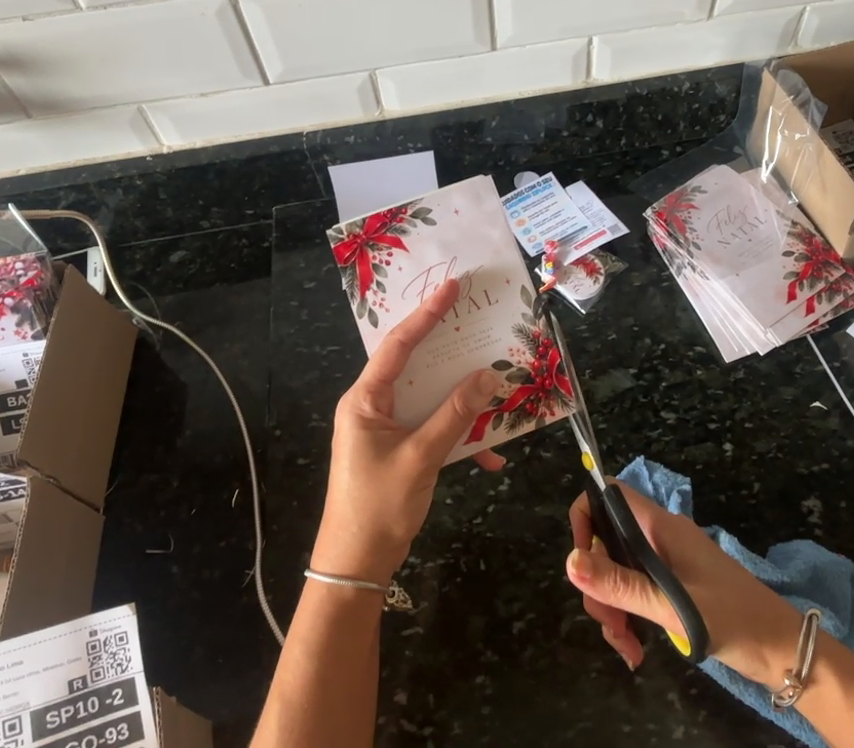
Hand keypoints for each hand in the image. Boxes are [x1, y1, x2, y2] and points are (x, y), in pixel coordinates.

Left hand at [311, 280, 505, 584]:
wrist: (355, 565)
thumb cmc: (379, 506)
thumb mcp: (421, 457)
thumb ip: (455, 415)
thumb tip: (489, 376)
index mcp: (365, 400)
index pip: (397, 345)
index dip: (426, 314)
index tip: (451, 288)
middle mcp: (373, 406)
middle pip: (416, 367)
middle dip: (450, 351)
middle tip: (478, 323)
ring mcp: (385, 429)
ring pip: (430, 399)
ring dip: (462, 400)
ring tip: (497, 387)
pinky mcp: (398, 449)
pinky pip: (433, 430)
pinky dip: (459, 439)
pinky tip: (489, 457)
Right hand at [565, 483, 802, 681]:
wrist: (787, 653)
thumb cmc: (734, 620)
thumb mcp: (672, 606)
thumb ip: (620, 584)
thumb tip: (569, 561)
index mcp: (661, 528)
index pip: (609, 495)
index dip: (585, 519)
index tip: (582, 564)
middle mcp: (660, 539)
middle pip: (607, 542)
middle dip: (598, 583)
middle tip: (610, 624)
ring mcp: (667, 565)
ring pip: (618, 573)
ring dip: (612, 608)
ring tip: (628, 646)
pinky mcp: (674, 590)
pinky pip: (636, 594)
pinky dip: (629, 619)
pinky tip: (636, 651)